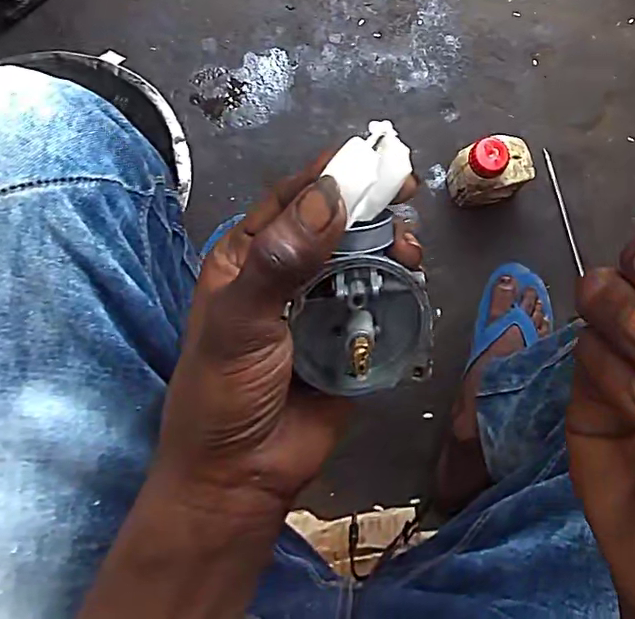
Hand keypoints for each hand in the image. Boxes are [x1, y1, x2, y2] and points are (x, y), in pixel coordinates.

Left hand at [79, 155, 418, 618]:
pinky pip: (381, 289)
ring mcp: (323, 298)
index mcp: (248, 255)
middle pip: (336, 218)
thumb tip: (330, 195)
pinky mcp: (353, 327)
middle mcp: (289, 268)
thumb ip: (280, 259)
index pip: (291, 197)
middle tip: (402, 189)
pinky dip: (400, 276)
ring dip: (389, 239)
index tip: (366, 154)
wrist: (242, 480)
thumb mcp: (240, 322)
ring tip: (407, 246)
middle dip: (369, 202)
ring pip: (364, 250)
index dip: (327, 173)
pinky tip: (411, 274)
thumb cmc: (224, 394)